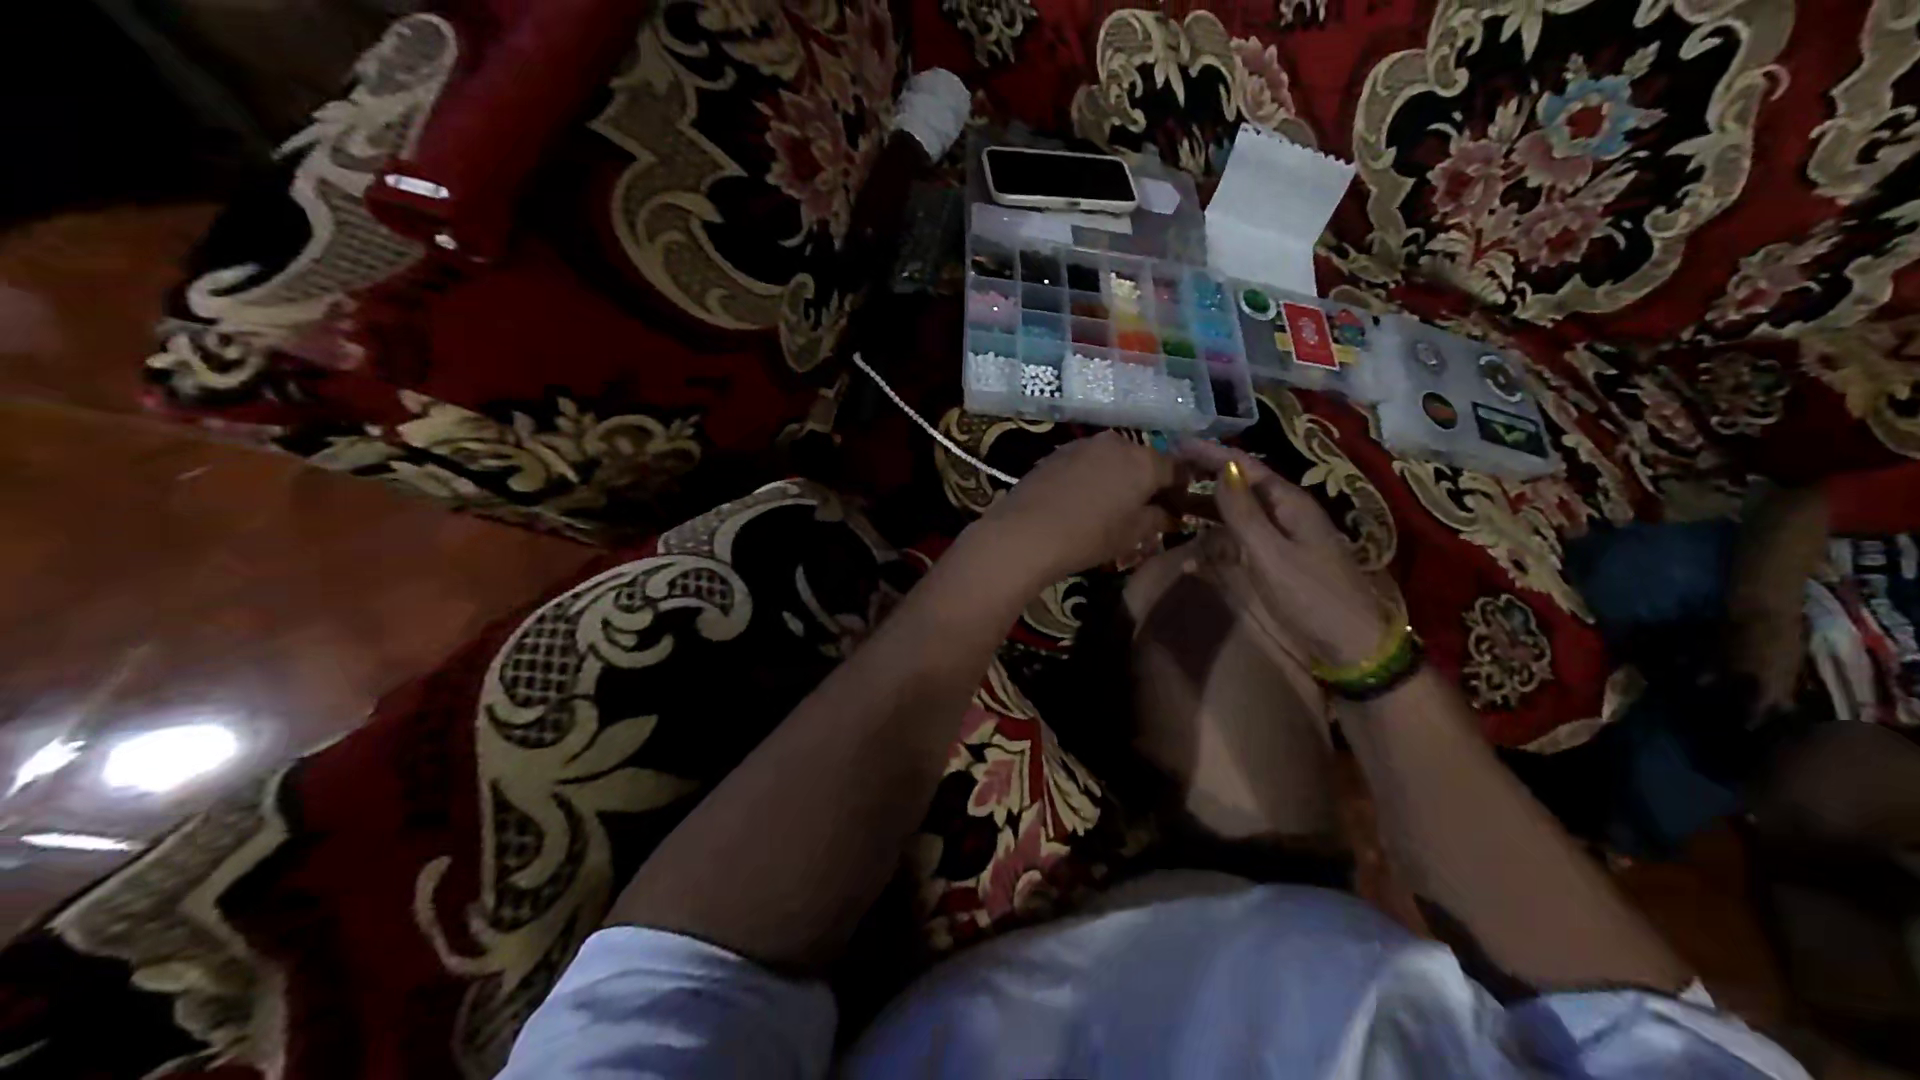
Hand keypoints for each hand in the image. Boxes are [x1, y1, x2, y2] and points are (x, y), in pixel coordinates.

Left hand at [971, 432, 1177, 586]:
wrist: (1026, 532)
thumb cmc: (1089, 536)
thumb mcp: (1132, 535)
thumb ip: (1158, 519)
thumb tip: (1170, 514)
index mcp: (1144, 461)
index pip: (1177, 469)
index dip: (1181, 489)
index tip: (1177, 508)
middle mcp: (1117, 443)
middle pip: (1143, 460)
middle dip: (1148, 481)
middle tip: (1144, 510)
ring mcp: (1084, 444)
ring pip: (1114, 459)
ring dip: (1119, 477)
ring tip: (1111, 506)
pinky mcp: (1058, 452)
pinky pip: (1087, 461)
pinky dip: (1093, 476)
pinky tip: (1083, 499)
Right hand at [1178, 441, 1387, 667]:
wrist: (1350, 645)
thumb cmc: (1312, 595)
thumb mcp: (1272, 553)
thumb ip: (1243, 513)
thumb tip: (1221, 469)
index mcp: (1288, 503)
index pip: (1244, 466)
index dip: (1211, 453)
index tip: (1176, 443)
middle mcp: (1284, 514)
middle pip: (1238, 488)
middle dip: (1204, 479)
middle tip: (1166, 475)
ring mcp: (1280, 540)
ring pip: (1235, 517)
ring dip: (1205, 512)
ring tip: (1170, 509)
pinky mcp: (1275, 565)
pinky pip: (1238, 546)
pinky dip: (1214, 548)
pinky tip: (1191, 561)